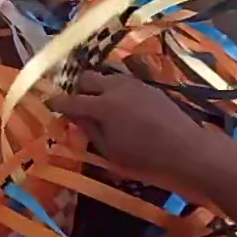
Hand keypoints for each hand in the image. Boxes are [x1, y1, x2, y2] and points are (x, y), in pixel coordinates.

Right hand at [48, 71, 236, 189]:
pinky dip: (115, 90)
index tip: (48, 105)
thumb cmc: (144, 159)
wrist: (188, 153)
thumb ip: (89, 130)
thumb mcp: (109, 151)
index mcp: (102, 106)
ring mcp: (135, 85)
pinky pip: (124, 83)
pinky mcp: (150, 88)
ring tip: (96, 103)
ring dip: (97, 87)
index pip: (71, 101)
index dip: (57, 103)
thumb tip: (75, 117)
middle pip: (88, 78)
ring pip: (107, 77)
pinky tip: (118, 105)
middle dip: (77, 89)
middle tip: (75, 104)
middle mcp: (116, 89)